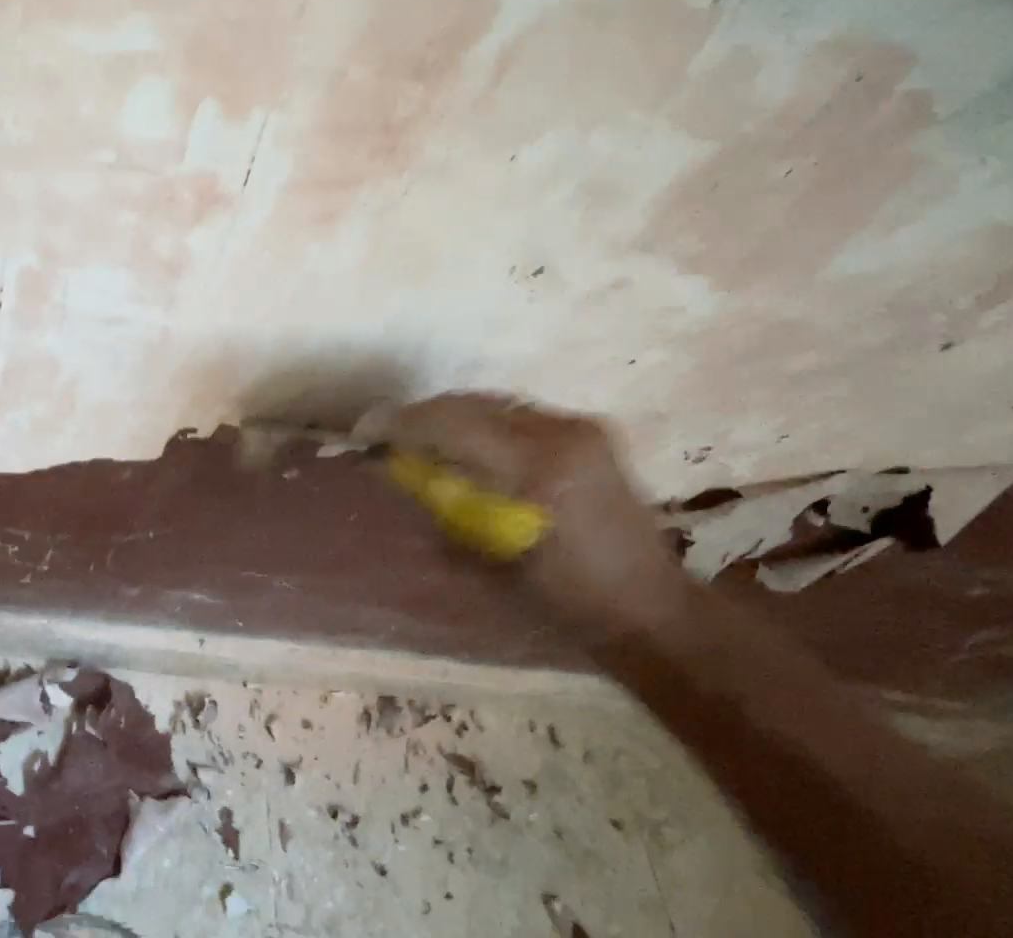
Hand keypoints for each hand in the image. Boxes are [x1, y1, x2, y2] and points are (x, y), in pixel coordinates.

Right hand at [378, 393, 690, 636]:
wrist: (649, 609)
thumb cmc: (561, 600)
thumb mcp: (484, 559)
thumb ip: (438, 504)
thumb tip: (388, 469)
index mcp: (535, 470)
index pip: (449, 424)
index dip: (398, 423)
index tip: (362, 432)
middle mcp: (559, 434)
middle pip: (467, 404)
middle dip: (418, 416)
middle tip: (382, 436)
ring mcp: (578, 427)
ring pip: (490, 403)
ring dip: (448, 417)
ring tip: (416, 439)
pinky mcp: (588, 430)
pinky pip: (515, 413)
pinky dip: (479, 423)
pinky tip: (462, 445)